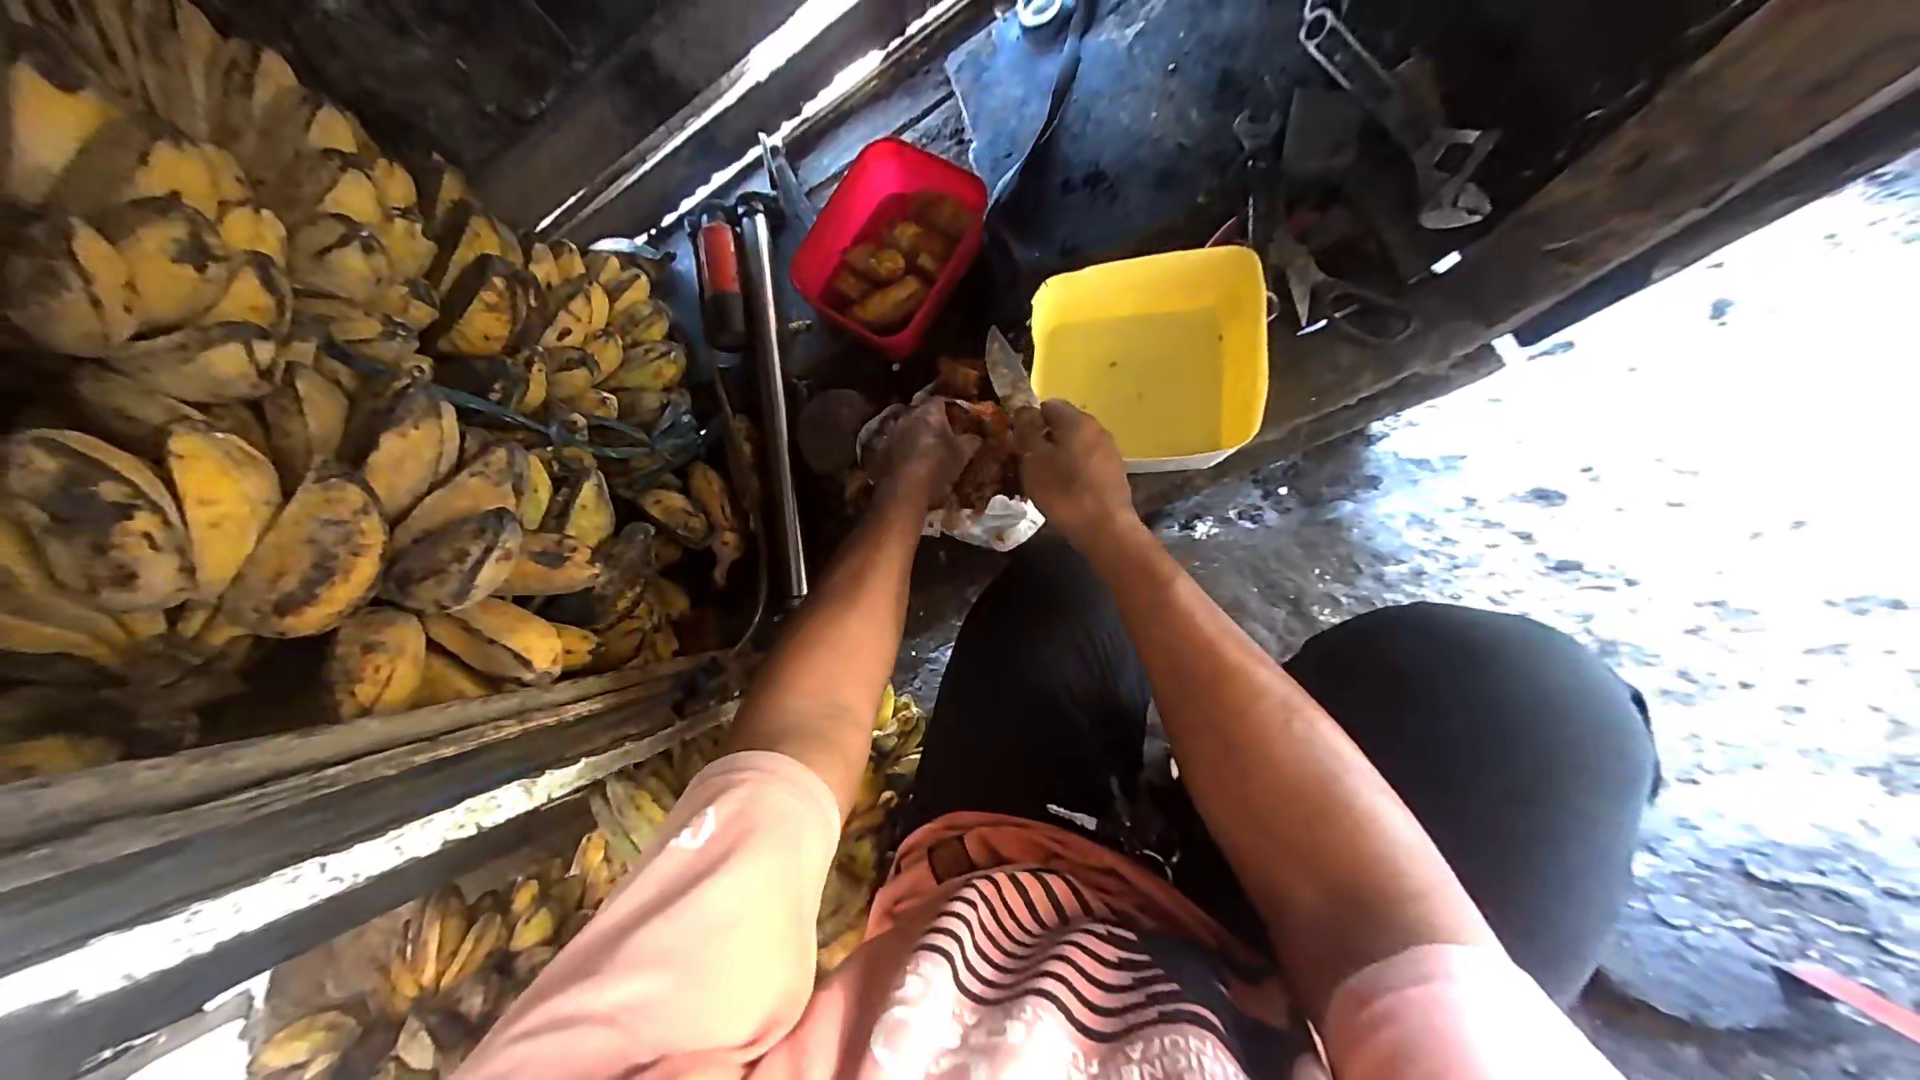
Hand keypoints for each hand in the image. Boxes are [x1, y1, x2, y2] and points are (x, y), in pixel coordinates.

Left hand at [874, 399, 981, 511]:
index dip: (951, 408)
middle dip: (932, 420)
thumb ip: (971, 440)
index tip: (959, 419)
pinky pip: (894, 441)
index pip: (941, 400)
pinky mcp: (880, 449)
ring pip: (906, 426)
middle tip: (944, 433)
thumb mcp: (962, 455)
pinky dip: (902, 446)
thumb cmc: (937, 468)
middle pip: (921, 411)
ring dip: (915, 433)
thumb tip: (976, 436)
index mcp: (929, 412)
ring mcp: (890, 431)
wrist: (902, 492)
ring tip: (926, 446)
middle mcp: (907, 415)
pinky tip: (909, 458)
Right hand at [1013, 400, 1138, 548]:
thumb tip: (1023, 409)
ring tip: (1047, 480)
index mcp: (1077, 421)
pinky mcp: (1115, 472)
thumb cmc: (1064, 492)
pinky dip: (1075, 470)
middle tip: (1030, 463)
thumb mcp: (1034, 461)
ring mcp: (1110, 450)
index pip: (1049, 405)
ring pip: (1077, 444)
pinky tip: (1067, 491)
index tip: (1020, 443)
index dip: (1031, 421)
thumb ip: (1027, 431)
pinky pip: (1088, 462)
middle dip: (1046, 439)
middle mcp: (1097, 428)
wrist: (1105, 529)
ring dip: (1060, 456)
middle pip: (1065, 425)